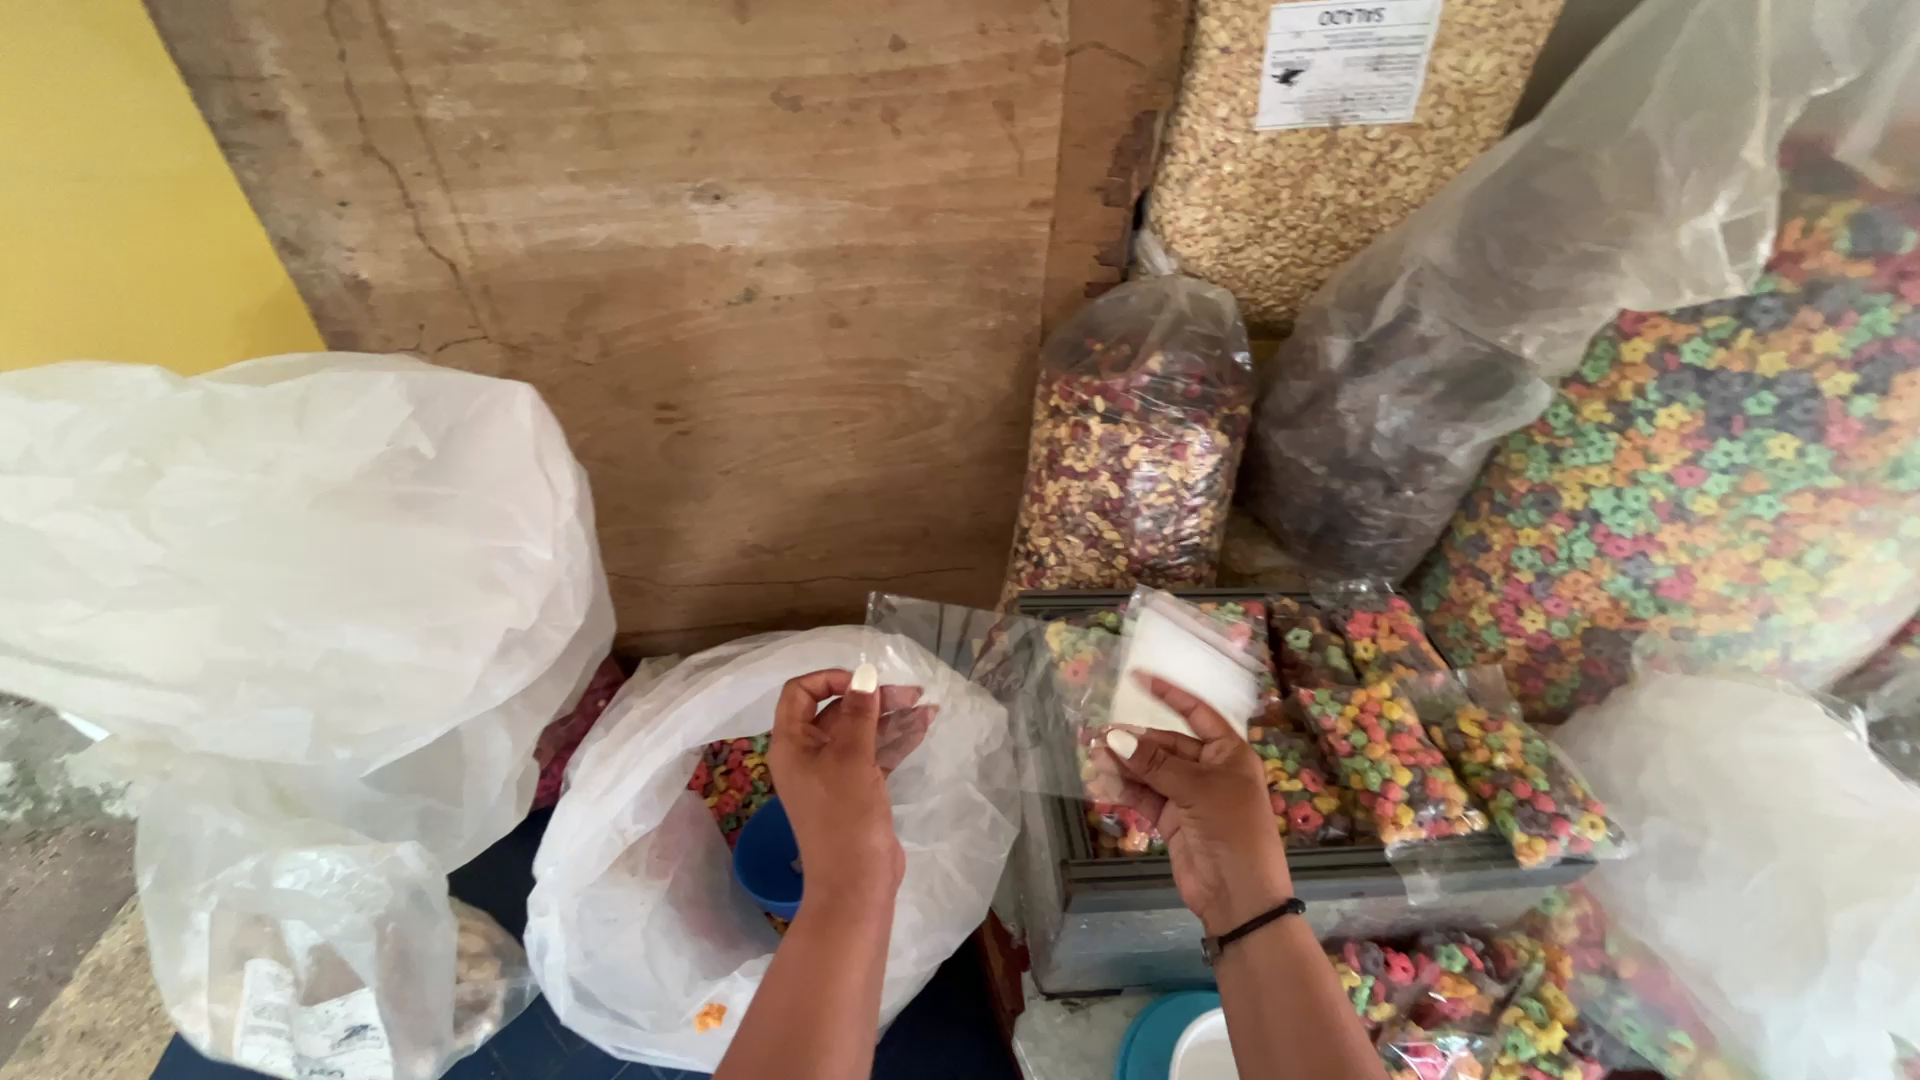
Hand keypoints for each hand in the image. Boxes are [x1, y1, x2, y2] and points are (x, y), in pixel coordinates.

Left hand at [768, 666, 935, 904]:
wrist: (856, 883)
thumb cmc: (845, 815)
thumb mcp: (851, 756)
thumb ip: (858, 711)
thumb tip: (865, 673)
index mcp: (792, 743)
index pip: (801, 692)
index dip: (831, 679)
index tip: (865, 683)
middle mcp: (808, 754)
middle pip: (836, 709)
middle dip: (872, 697)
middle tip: (910, 693)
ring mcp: (834, 772)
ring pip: (861, 730)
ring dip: (890, 716)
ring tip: (927, 705)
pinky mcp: (858, 788)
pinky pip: (875, 752)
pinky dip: (897, 738)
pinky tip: (924, 725)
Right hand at [1094, 673, 1293, 935]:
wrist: (1240, 896)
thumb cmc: (1232, 830)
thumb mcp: (1197, 789)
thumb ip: (1154, 763)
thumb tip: (1114, 738)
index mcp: (1229, 753)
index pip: (1197, 713)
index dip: (1169, 695)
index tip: (1138, 679)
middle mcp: (1210, 770)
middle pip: (1166, 745)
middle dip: (1134, 741)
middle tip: (1099, 737)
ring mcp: (1190, 795)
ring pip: (1151, 770)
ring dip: (1124, 764)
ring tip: (1093, 756)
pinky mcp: (1173, 819)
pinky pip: (1144, 795)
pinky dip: (1124, 788)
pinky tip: (1102, 781)